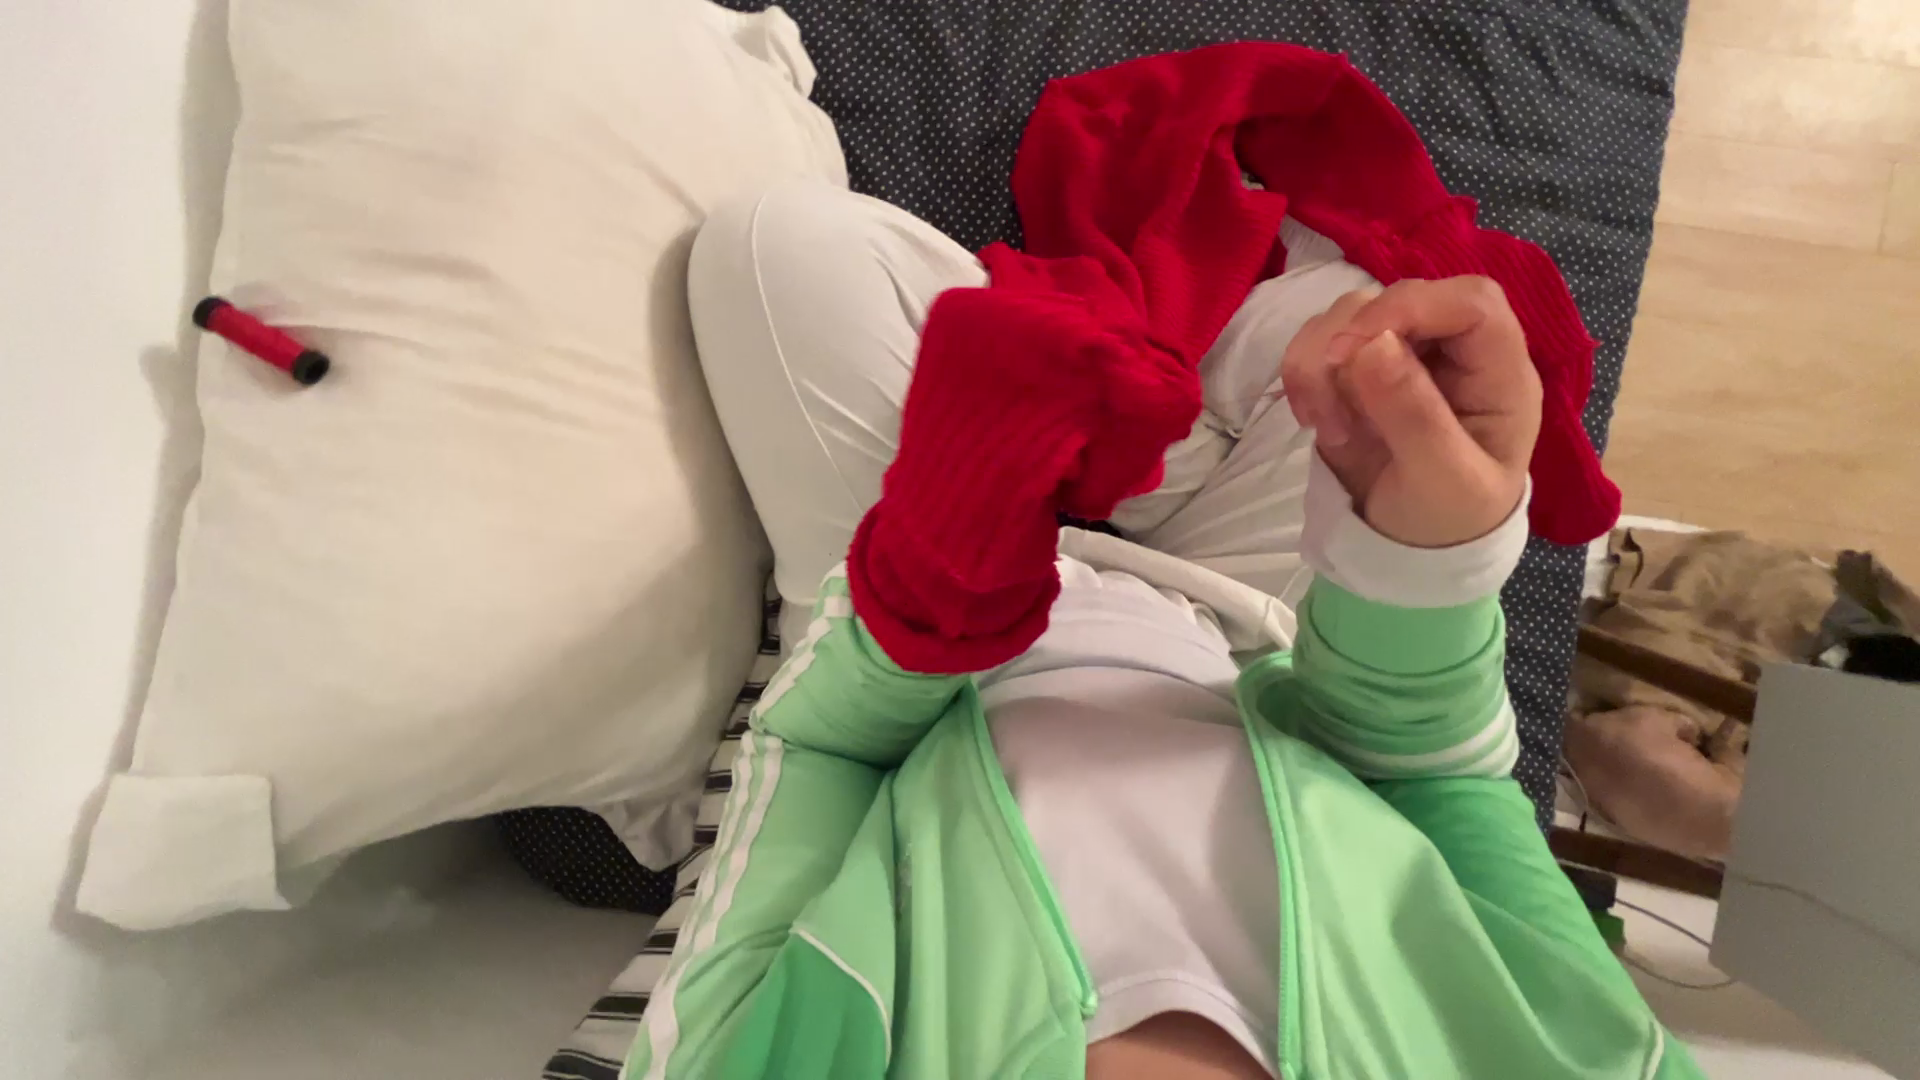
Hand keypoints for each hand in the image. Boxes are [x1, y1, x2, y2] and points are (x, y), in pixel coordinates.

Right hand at [1281, 277, 1541, 547]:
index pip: (1468, 302)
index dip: (1410, 309)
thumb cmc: (1445, 519)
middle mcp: (1449, 352)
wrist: (1407, 545)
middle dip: (1349, 341)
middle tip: (1327, 401)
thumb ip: (1414, 416)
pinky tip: (1313, 420)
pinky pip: (1316, 344)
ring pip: (1347, 315)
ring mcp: (1398, 358)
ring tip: (1324, 425)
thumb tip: (1370, 347)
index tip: (1354, 351)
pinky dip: (1301, 375)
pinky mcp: (1353, 373)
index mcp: (1497, 373)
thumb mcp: (1442, 481)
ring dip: (1317, 365)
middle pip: (1398, 298)